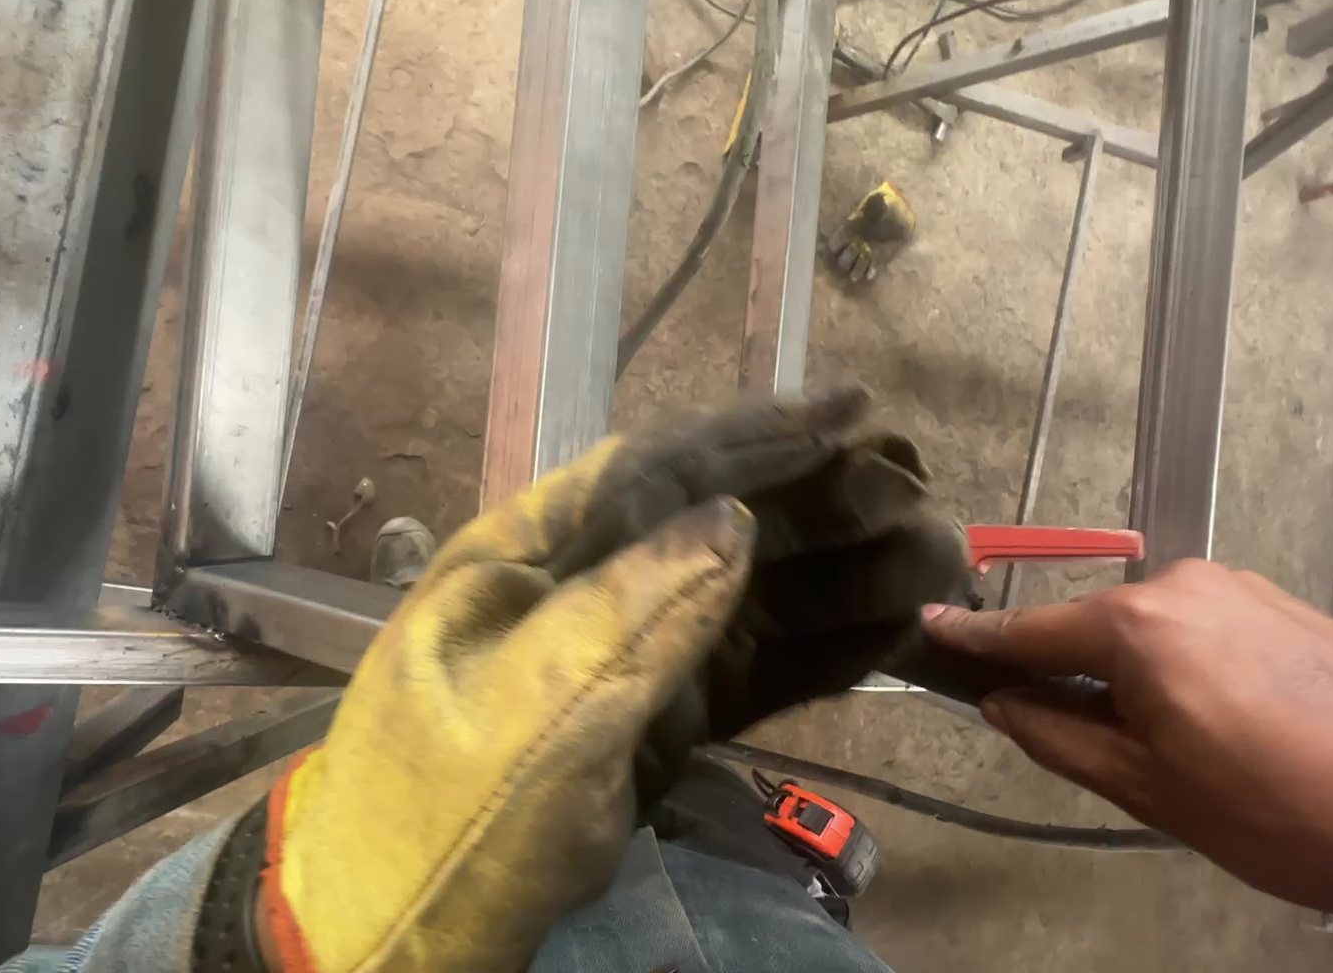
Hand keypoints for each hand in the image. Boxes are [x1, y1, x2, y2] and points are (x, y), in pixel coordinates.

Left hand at [259, 391, 963, 972]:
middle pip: (723, 524)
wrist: (395, 934)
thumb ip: (627, 613)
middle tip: (921, 502)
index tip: (851, 411)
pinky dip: (825, 651)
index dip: (758, 436)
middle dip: (824, 507)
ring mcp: (636, 646)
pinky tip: (892, 634)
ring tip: (938, 564)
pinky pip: (757, 668)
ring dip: (845, 578)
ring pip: (755, 596)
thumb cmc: (435, 819)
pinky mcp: (667, 709)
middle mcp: (596, 580)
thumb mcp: (522, 713)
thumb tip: (733, 522)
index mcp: (538, 550)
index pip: (662, 469)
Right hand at [923, 559, 1332, 969]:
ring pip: (1144, 626)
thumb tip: (1001, 702)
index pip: (1027, 629)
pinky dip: (1180, 660)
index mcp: (1135, 627)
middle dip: (1071, 670)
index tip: (925, 623)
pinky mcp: (1278, 599)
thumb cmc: (1289, 817)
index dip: (971, 635)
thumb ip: (1057, 735)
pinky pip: (1196, 623)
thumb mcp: (1151, 790)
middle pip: (1088, 626)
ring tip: (1177, 738)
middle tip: (1080, 729)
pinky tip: (1225, 715)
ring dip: (1131, 669)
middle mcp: (1176, 585)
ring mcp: (1233, 585)